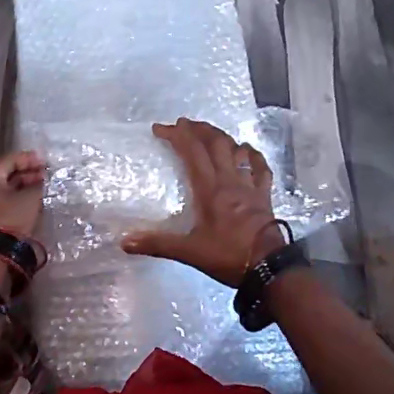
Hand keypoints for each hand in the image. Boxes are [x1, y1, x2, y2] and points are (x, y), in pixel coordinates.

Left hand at [0, 150, 45, 235]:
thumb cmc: (12, 217)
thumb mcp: (30, 198)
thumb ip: (39, 184)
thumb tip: (44, 180)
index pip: (11, 159)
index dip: (30, 158)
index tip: (46, 162)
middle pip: (9, 171)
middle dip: (29, 171)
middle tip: (47, 173)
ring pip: (10, 185)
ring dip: (27, 183)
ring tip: (45, 184)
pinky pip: (9, 196)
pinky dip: (22, 194)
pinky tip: (36, 196)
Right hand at [122, 118, 288, 286]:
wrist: (269, 268)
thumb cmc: (228, 257)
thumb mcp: (189, 252)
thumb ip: (157, 245)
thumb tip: (125, 242)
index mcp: (210, 190)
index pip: (192, 152)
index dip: (176, 135)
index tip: (160, 128)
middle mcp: (230, 181)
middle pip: (216, 143)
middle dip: (198, 129)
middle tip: (183, 124)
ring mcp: (250, 186)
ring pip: (237, 150)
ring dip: (222, 137)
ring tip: (209, 133)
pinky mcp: (264, 195)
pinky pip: (260, 168)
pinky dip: (252, 155)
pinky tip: (247, 151)